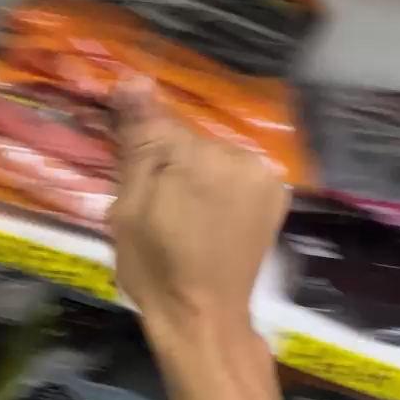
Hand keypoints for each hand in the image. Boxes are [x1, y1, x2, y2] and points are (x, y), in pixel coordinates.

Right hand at [109, 86, 287, 338]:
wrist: (203, 317)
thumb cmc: (153, 269)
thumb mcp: (129, 208)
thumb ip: (138, 142)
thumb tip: (133, 81)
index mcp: (197, 158)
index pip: (156, 121)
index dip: (134, 139)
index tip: (125, 165)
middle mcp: (239, 156)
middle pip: (186, 138)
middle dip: (164, 160)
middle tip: (150, 203)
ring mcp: (263, 176)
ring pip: (210, 154)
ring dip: (192, 172)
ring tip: (179, 214)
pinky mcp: (274, 193)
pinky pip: (233, 171)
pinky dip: (216, 184)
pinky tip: (206, 215)